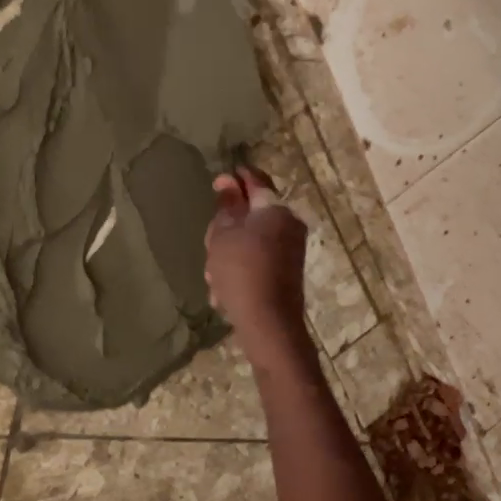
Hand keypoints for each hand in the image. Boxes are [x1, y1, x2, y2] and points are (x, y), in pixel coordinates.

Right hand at [205, 165, 309, 364]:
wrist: (267, 321)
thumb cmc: (240, 269)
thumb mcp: (223, 234)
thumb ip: (226, 206)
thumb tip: (227, 181)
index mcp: (275, 209)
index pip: (255, 181)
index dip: (235, 179)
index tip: (216, 183)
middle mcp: (288, 225)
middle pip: (250, 215)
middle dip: (226, 227)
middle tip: (210, 242)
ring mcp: (289, 250)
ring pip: (249, 240)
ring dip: (228, 252)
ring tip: (213, 274)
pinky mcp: (285, 273)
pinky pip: (256, 260)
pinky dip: (238, 268)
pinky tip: (222, 290)